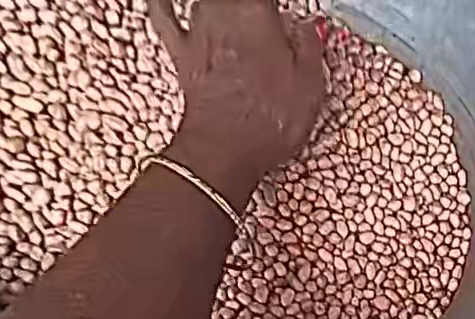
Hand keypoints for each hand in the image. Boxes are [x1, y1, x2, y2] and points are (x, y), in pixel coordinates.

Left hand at [152, 0, 325, 196]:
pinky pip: (162, 10)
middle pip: (240, 0)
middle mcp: (224, 8)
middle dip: (254, 10)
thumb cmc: (269, 121)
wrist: (227, 148)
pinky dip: (165, 1)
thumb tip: (311, 26)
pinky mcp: (180, 50)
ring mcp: (197, 27)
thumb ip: (310, 48)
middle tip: (266, 22)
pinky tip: (170, 0)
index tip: (287, 18)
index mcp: (259, 12)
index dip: (278, 10)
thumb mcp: (309, 89)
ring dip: (224, 7)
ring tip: (236, 16)